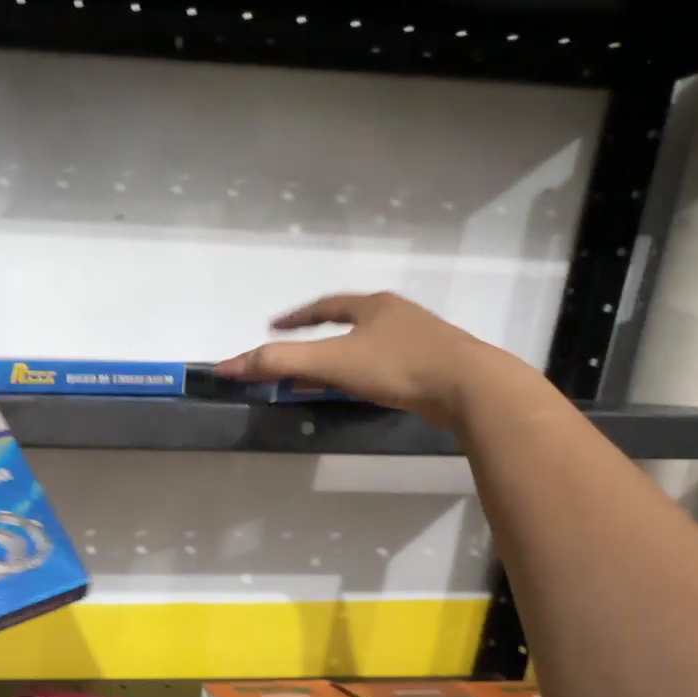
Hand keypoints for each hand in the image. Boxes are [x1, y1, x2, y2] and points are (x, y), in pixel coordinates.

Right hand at [216, 291, 539, 428]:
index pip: (325, 305)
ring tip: (321, 377)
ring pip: (369, 345)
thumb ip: (279, 362)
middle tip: (295, 355)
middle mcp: (397, 315)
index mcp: (373, 306)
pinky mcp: (433, 366)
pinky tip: (360, 390)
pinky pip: (386, 364)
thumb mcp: (330, 362)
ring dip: (341, 358)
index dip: (296, 316)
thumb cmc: (397, 367)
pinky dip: (362, 374)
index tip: (273, 326)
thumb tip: (228, 365)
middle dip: (318, 338)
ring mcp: (419, 340)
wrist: (470, 389)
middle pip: (348, 322)